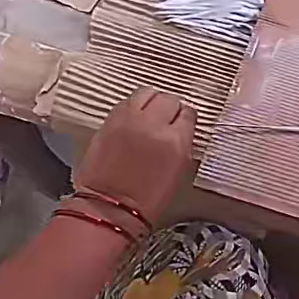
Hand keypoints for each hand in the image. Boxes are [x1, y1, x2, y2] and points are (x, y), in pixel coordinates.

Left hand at [76, 87, 196, 223]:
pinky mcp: (110, 119)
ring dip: (152, 101)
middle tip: (167, 119)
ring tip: (150, 114)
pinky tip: (134, 119)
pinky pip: (128, 101)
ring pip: (148, 92)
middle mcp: (154, 124)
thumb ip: (182, 142)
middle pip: (169, 99)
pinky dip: (134, 106)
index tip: (182, 124)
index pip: (188, 113)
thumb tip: (181, 127)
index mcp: (176, 140)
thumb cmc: (147, 198)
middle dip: (170, 108)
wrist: (110, 206)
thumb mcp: (179, 170)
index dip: (185, 119)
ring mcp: (129, 119)